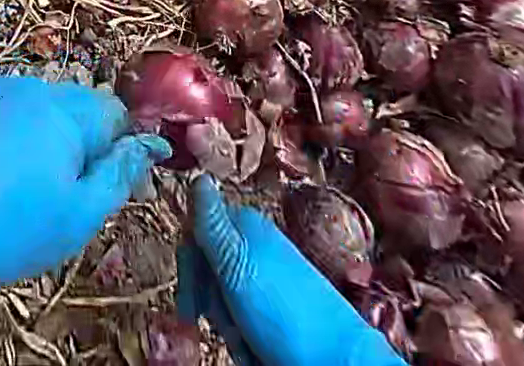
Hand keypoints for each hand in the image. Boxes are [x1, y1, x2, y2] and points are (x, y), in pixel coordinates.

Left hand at [0, 76, 170, 308]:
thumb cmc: (12, 227)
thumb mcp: (79, 214)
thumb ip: (120, 173)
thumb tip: (151, 145)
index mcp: (71, 114)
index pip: (118, 114)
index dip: (124, 146)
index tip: (120, 180)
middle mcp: (43, 89)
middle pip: (87, 104)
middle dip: (91, 138)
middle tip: (77, 184)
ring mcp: (10, 88)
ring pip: (56, 103)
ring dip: (60, 130)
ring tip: (40, 174)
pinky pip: (24, 102)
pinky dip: (30, 123)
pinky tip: (14, 158)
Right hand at [179, 176, 404, 365]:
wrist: (335, 359)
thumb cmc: (285, 310)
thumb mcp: (239, 263)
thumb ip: (213, 223)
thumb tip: (198, 176)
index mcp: (245, 228)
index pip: (197, 230)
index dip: (189, 264)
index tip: (190, 296)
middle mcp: (252, 251)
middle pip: (205, 269)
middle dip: (207, 299)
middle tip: (223, 319)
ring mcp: (262, 284)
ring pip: (220, 302)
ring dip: (226, 326)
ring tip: (247, 338)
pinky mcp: (269, 315)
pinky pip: (240, 325)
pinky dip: (243, 342)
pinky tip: (255, 349)